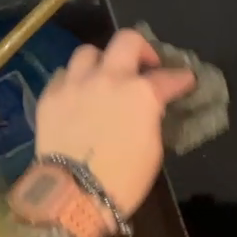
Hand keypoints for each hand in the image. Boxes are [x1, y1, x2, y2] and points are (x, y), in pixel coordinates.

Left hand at [34, 29, 196, 217]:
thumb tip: (150, 107)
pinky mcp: (50, 96)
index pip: (169, 77)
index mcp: (141, 92)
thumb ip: (152, 116)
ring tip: (104, 78)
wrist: (73, 196)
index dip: (181, 78)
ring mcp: (76, 84)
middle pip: (127, 40)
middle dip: (141, 49)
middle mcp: (109, 78)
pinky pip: (64, 75)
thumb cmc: (123, 179)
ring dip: (101, 62)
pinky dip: (74, 81)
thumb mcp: (152, 147)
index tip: (185, 80)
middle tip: (144, 66)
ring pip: (89, 52)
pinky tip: (78, 95)